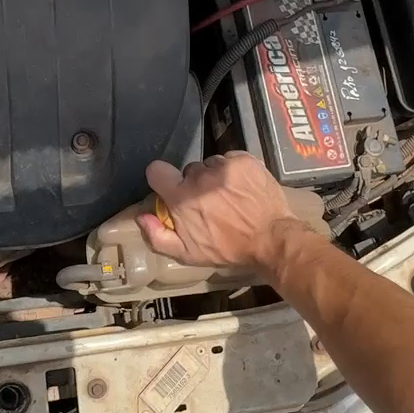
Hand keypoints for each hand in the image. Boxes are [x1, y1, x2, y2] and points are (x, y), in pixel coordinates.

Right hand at [137, 152, 300, 272]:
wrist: (271, 239)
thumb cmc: (228, 249)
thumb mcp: (188, 254)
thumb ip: (158, 236)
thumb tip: (142, 217)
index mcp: (182, 197)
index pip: (156, 170)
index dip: (161, 179)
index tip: (171, 189)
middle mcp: (200, 176)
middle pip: (188, 171)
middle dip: (194, 184)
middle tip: (208, 202)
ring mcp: (224, 166)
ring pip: (210, 165)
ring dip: (214, 177)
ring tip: (228, 196)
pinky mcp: (244, 160)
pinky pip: (229, 159)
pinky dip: (232, 170)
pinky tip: (240, 187)